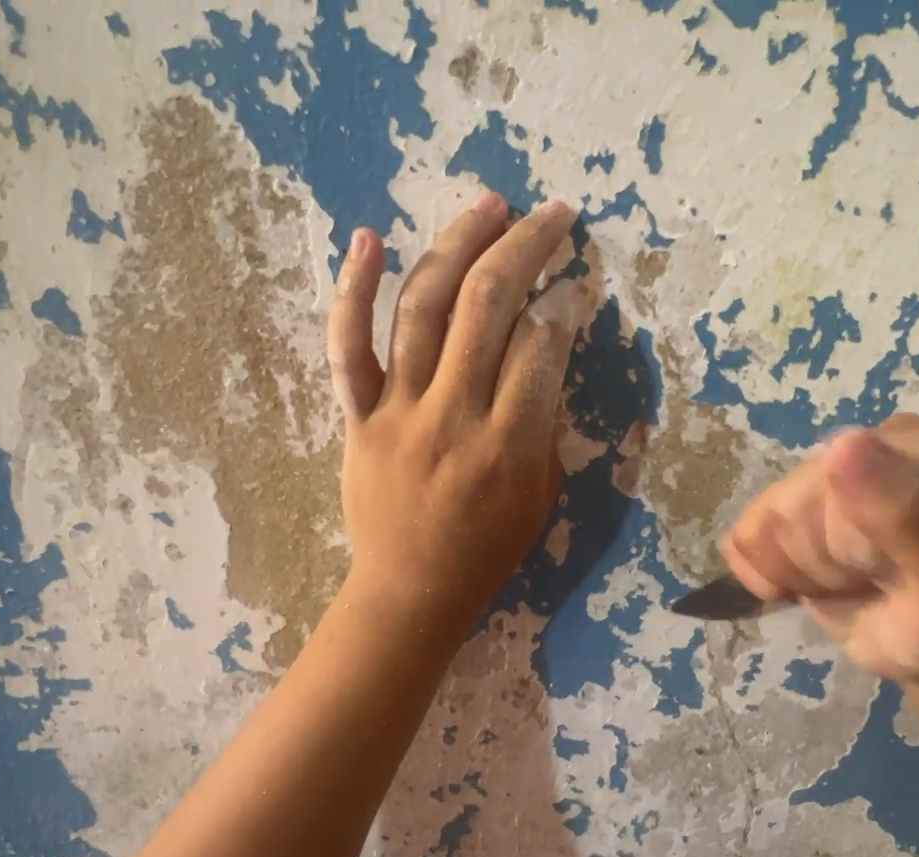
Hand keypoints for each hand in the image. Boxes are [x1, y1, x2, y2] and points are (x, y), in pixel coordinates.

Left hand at [328, 193, 579, 635]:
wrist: (411, 591)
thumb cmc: (486, 549)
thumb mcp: (539, 496)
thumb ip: (543, 423)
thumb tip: (543, 350)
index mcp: (509, 446)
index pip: (539, 348)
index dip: (560, 307)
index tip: (570, 286)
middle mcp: (453, 417)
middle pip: (488, 306)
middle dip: (526, 248)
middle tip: (551, 215)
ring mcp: (398, 412)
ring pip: (425, 307)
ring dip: (459, 245)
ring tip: (490, 204)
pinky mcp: (357, 416)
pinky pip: (348, 347)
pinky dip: (354, 290)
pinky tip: (369, 238)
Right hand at [721, 415, 918, 694]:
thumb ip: (909, 518)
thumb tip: (843, 442)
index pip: (857, 466)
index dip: (853, 531)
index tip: (893, 573)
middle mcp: (892, 441)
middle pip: (808, 489)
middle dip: (832, 554)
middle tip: (876, 582)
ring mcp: (842, 465)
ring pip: (773, 513)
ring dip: (806, 567)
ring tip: (854, 583)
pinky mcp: (799, 494)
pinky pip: (749, 529)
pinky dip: (770, 570)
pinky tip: (816, 579)